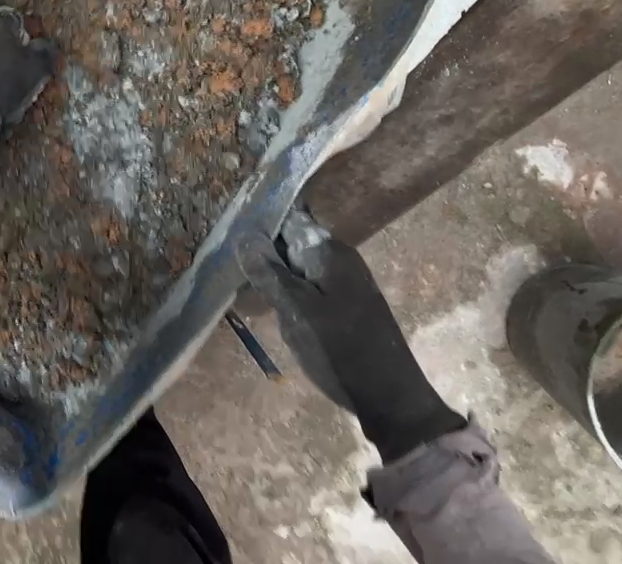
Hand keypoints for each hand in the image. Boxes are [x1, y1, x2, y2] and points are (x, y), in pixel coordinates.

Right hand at [242, 210, 465, 461]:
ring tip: (248, 289)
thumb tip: (243, 235)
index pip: (286, 219)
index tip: (230, 238)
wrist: (391, 401)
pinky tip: (274, 308)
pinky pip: (308, 284)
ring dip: (274, 275)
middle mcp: (340, 258)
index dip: (258, 225)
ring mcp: (344, 281)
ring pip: (297, 265)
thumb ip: (269, 273)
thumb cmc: (342, 352)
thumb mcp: (297, 312)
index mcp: (330, 252)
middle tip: (234, 269)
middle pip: (291, 241)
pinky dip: (289, 292)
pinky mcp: (344, 303)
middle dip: (263, 252)